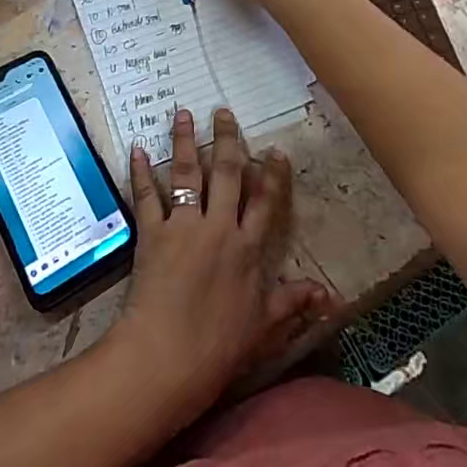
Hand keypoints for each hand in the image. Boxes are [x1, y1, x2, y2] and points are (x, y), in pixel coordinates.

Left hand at [107, 109, 331, 420]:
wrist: (169, 356)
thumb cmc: (220, 346)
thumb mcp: (264, 325)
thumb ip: (293, 302)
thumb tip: (330, 295)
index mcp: (248, 248)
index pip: (265, 201)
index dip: (272, 174)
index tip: (274, 149)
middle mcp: (218, 227)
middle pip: (227, 174)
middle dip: (227, 140)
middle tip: (223, 111)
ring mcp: (184, 226)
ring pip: (188, 175)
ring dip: (186, 142)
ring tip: (183, 113)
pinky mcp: (152, 233)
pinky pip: (146, 197)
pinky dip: (140, 173)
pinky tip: (136, 150)